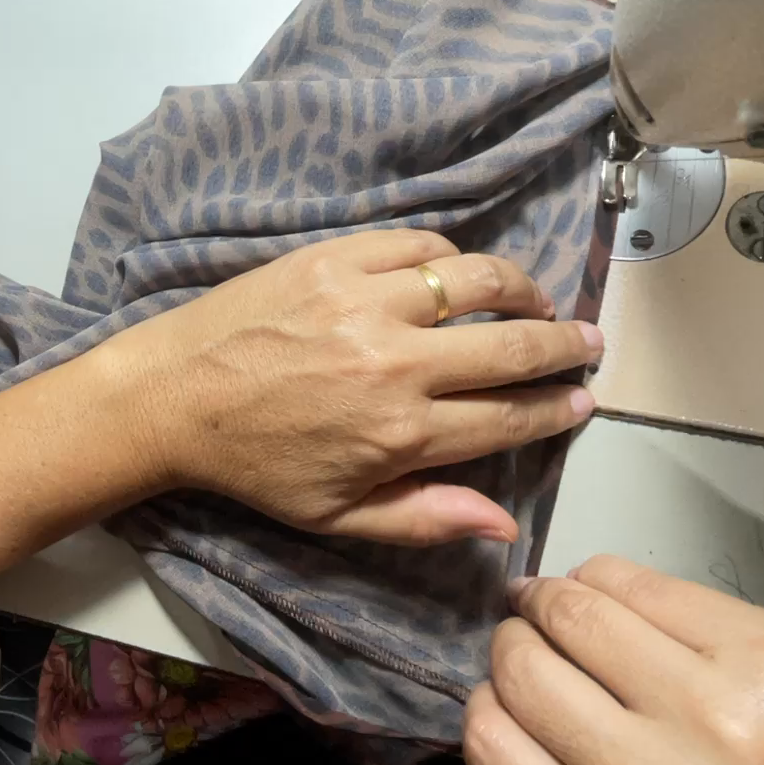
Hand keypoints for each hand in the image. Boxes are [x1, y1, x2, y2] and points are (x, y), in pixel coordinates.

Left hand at [90, 228, 601, 545]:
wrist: (176, 394)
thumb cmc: (255, 462)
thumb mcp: (335, 515)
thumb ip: (423, 516)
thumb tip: (506, 522)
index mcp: (400, 432)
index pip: (508, 416)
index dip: (556, 408)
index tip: (583, 398)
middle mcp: (396, 362)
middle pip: (510, 345)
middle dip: (563, 345)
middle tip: (587, 342)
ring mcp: (364, 300)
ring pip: (476, 279)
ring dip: (522, 288)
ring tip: (534, 299)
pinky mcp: (331, 259)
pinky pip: (415, 243)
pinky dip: (448, 255)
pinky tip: (454, 271)